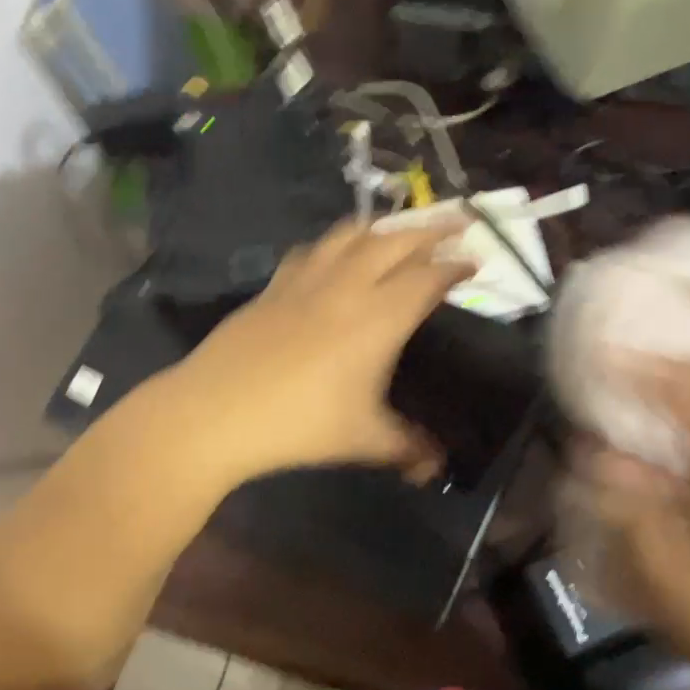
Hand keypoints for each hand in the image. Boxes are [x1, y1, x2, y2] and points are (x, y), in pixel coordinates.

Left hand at [153, 218, 474, 481]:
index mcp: (377, 318)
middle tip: (458, 222)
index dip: (455, 266)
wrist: (214, 412)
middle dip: (431, 228)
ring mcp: (303, 282)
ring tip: (400, 229)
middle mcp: (345, 287)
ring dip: (383, 227)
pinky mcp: (271, 288)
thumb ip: (406, 447)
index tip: (474, 263)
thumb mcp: (362, 440)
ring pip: (350, 235)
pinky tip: (334, 254)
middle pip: (394, 242)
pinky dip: (336, 244)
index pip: (427, 277)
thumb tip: (435, 466)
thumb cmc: (298, 425)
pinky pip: (312, 251)